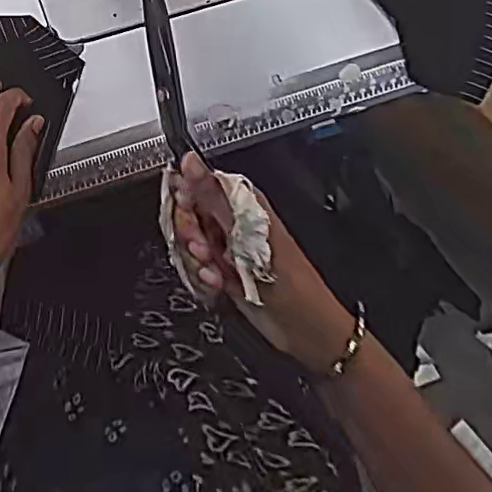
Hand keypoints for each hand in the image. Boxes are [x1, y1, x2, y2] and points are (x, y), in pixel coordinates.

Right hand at [169, 151, 356, 372]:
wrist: (307, 331)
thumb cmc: (290, 281)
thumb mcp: (246, 232)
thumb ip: (211, 194)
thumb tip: (190, 160)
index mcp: (239, 200)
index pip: (192, 183)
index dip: (183, 201)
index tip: (187, 217)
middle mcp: (230, 219)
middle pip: (185, 214)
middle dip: (189, 235)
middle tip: (204, 249)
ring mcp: (225, 244)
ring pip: (185, 243)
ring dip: (196, 261)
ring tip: (217, 272)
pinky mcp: (220, 268)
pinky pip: (193, 266)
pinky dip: (202, 278)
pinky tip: (219, 283)